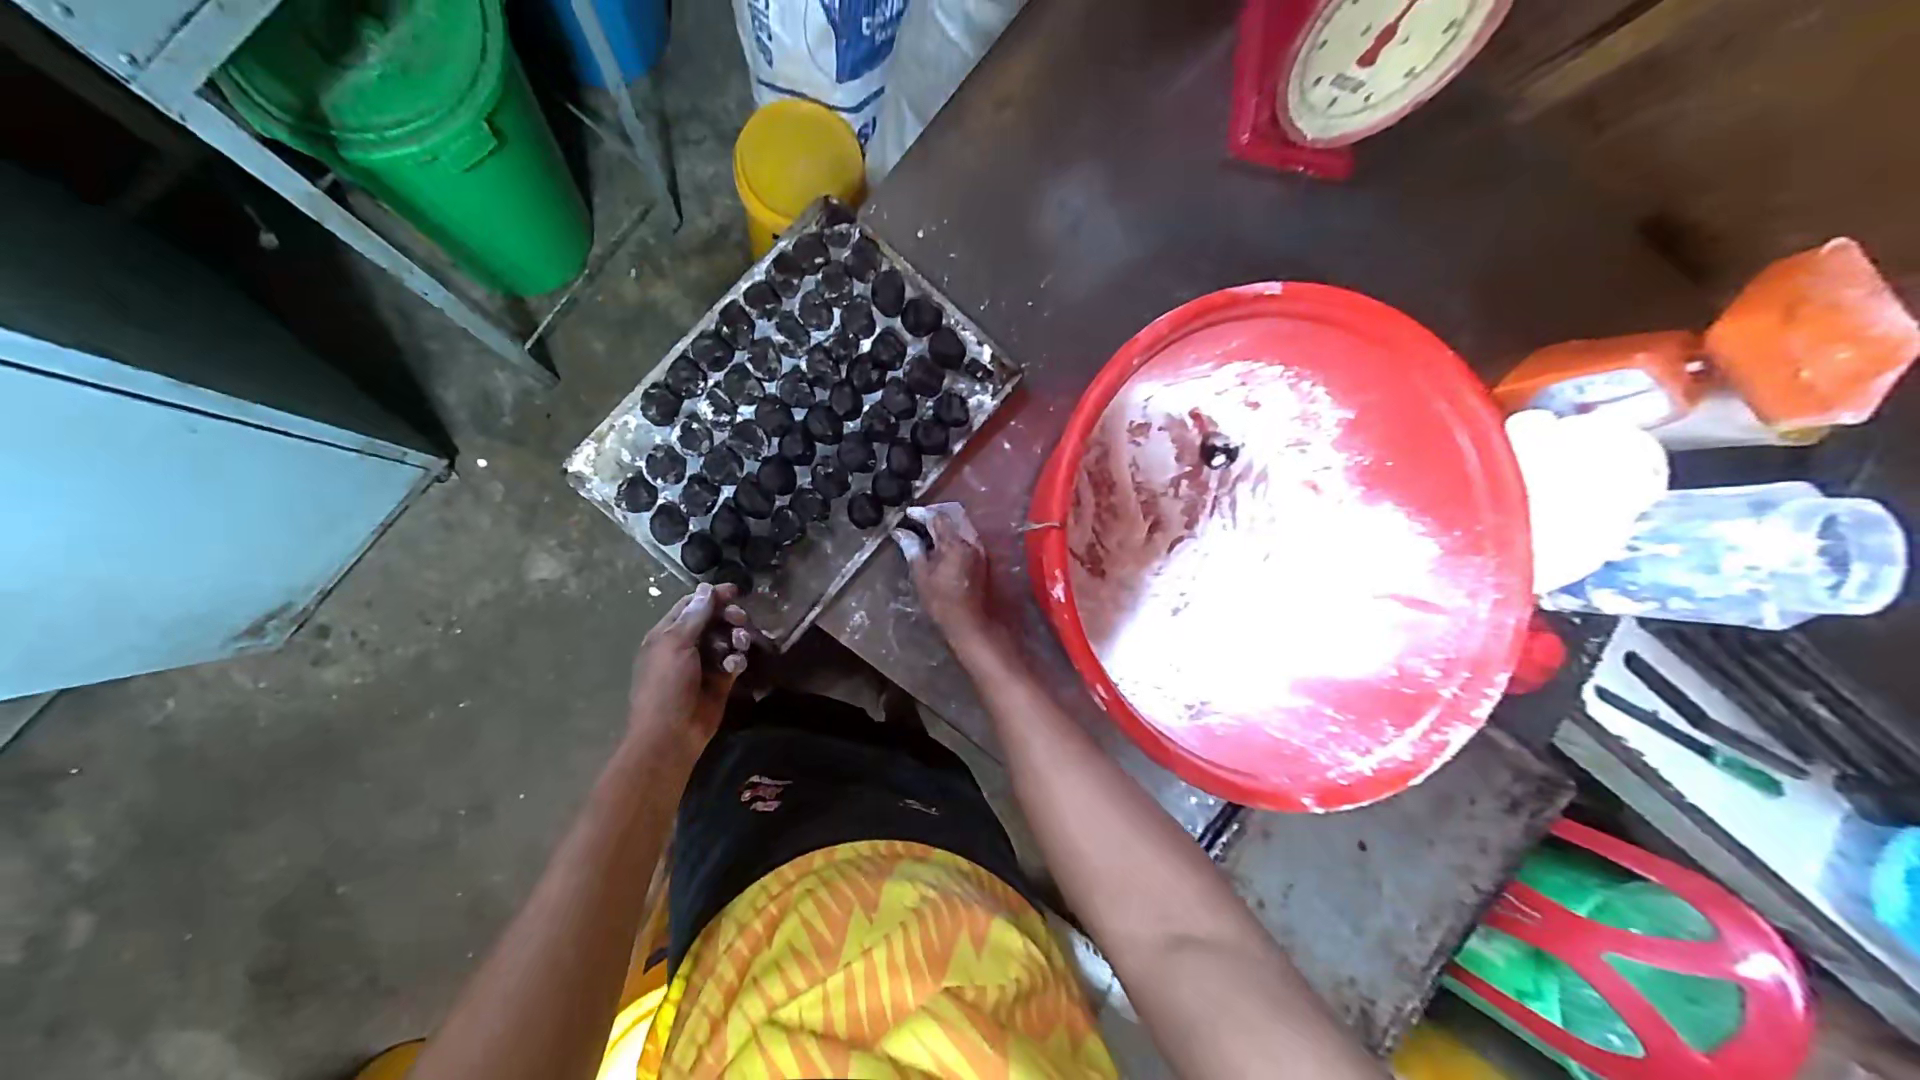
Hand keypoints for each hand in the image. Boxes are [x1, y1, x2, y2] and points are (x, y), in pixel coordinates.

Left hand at [628, 583, 752, 757]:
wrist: (672, 733)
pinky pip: (733, 661)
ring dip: (736, 637)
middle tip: (741, 619)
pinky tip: (735, 666)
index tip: (735, 592)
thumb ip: (694, 616)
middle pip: (712, 620)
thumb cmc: (666, 685)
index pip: (691, 605)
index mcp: (667, 634)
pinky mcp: (720, 680)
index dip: (711, 596)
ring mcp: (703, 663)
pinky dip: (737, 660)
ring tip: (740, 645)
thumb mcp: (676, 644)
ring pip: (726, 639)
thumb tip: (706, 589)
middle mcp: (685, 645)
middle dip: (728, 617)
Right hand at [893, 503, 993, 646]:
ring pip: (963, 527)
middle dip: (936, 515)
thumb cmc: (941, 601)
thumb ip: (912, 549)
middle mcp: (971, 542)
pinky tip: (943, 544)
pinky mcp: (983, 560)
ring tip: (929, 530)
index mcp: (954, 544)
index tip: (908, 514)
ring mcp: (980, 551)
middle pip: (954, 518)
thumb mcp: (921, 575)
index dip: (922, 513)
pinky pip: (968, 538)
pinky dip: (955, 535)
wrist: (969, 622)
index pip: (938, 518)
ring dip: (946, 525)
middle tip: (918, 519)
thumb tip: (900, 532)